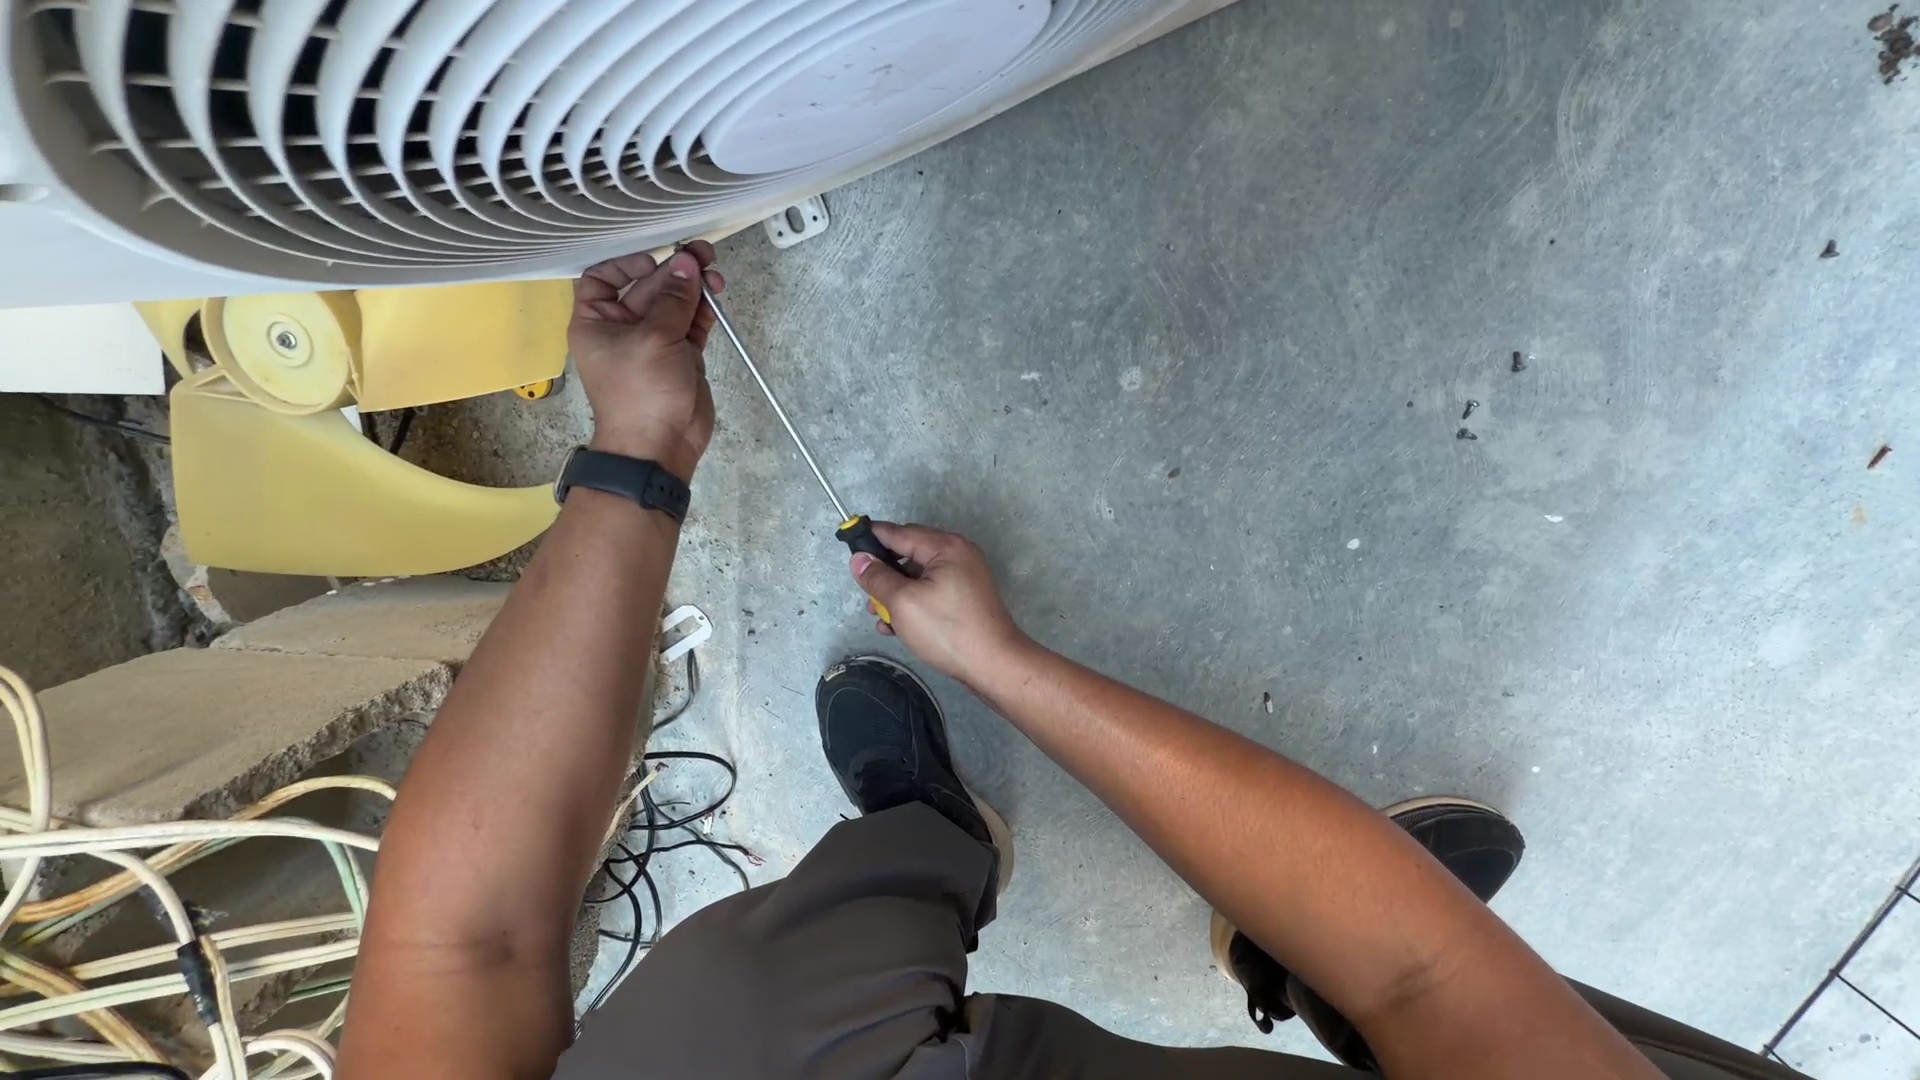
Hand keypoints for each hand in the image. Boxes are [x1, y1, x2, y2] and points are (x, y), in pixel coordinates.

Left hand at [568, 242, 725, 481]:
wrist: (659, 445)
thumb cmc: (641, 390)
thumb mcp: (654, 338)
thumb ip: (673, 299)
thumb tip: (687, 262)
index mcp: (597, 322)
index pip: (601, 279)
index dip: (626, 264)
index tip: (654, 260)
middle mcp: (624, 329)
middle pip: (648, 289)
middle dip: (675, 273)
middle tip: (703, 255)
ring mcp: (655, 344)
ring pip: (674, 306)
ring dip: (694, 289)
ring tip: (715, 276)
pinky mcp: (681, 357)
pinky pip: (691, 326)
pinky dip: (704, 312)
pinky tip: (716, 297)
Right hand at [849, 522, 1031, 684]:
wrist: (994, 664)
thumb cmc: (947, 630)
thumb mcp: (902, 603)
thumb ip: (877, 578)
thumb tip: (859, 559)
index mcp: (945, 546)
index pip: (900, 532)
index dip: (873, 537)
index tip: (849, 541)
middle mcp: (958, 554)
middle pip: (910, 553)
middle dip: (885, 573)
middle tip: (866, 593)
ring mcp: (965, 576)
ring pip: (919, 576)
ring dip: (896, 593)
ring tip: (879, 617)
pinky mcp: (966, 598)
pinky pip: (932, 591)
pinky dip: (914, 603)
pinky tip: (897, 626)